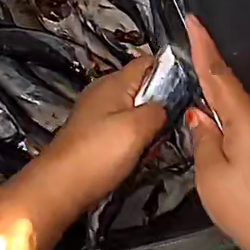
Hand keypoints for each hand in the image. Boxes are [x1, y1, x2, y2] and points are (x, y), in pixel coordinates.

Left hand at [28, 54, 166, 212]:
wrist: (59, 188)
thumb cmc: (98, 153)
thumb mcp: (137, 128)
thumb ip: (158, 111)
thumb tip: (164, 107)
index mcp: (113, 82)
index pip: (147, 62)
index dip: (171, 71)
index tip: (190, 90)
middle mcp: (103, 93)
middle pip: (142, 89)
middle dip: (160, 105)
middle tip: (172, 126)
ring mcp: (96, 115)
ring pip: (134, 112)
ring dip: (148, 128)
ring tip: (153, 145)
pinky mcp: (93, 135)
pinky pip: (122, 130)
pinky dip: (133, 141)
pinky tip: (136, 156)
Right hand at [183, 16, 249, 249]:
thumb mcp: (210, 175)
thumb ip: (203, 140)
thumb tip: (200, 119)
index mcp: (247, 118)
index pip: (218, 72)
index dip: (203, 45)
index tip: (194, 21)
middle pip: (231, 96)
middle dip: (208, 96)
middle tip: (187, 105)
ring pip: (243, 118)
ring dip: (223, 124)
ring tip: (207, 153)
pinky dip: (238, 140)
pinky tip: (230, 164)